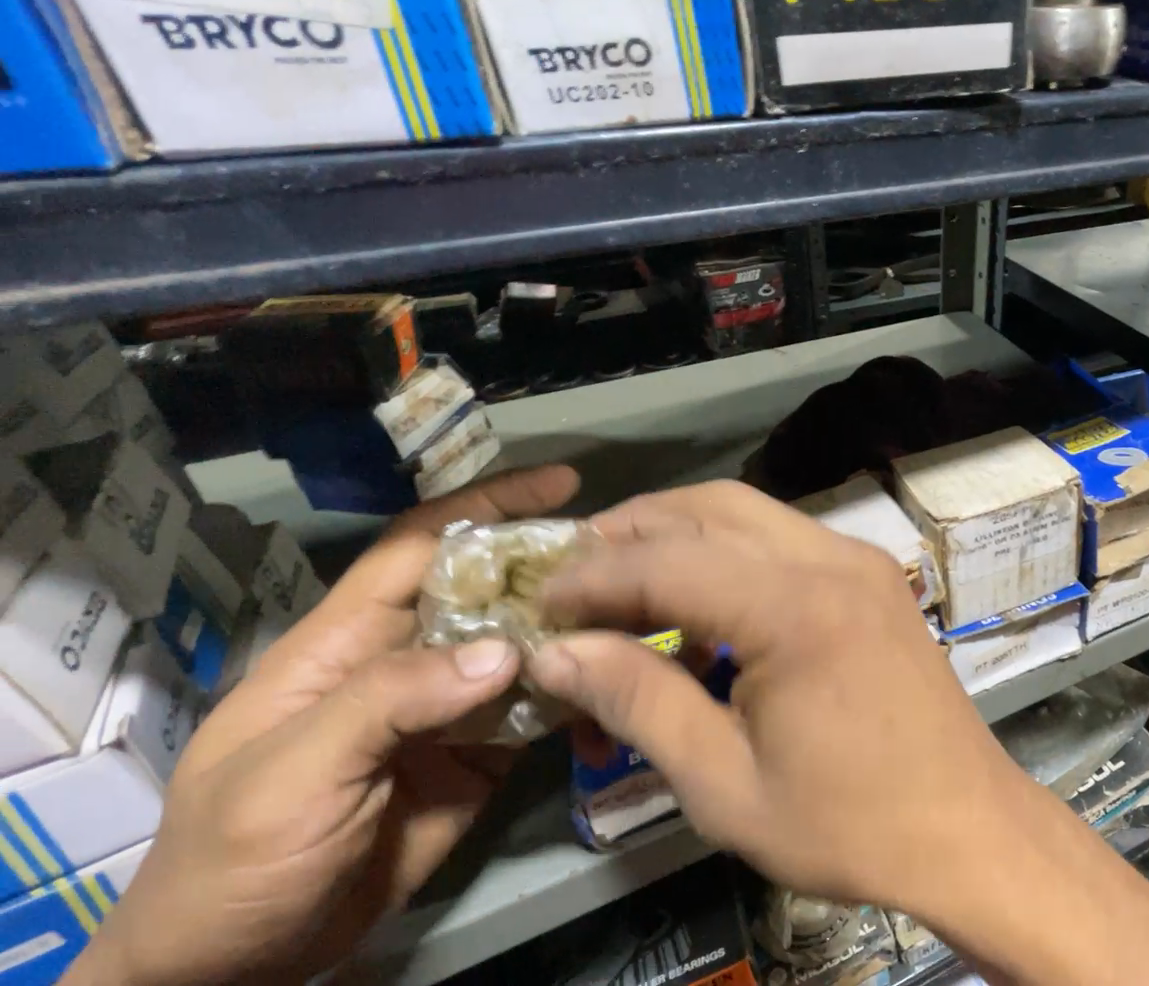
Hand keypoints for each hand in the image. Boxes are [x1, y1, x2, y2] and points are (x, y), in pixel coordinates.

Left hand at [64, 466, 579, 985]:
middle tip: (628, 561)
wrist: (238, 965)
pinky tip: (612, 701)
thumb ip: (388, 701)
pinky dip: (578, 701)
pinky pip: (541, 711)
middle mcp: (410, 659)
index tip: (563, 483)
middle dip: (555, 568)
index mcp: (349, 642)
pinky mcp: (484, 754)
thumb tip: (505, 651)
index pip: (424, 548)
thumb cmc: (234, 859)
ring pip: (528, 649)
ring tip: (641, 624)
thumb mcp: (290, 775)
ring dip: (579, 635)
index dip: (489, 505)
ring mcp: (451, 708)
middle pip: (493, 591)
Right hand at [531, 481, 1148, 985]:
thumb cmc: (846, 822)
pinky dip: (731, 556)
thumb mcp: (723, 783)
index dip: (591, 577)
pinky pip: (787, 541)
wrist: (967, 827)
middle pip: (711, 506)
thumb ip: (639, 702)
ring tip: (622, 586)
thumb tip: (556, 652)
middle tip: (572, 575)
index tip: (537, 606)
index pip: (666, 561)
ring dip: (681, 535)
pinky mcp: (875, 579)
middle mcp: (832, 559)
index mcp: (795, 607)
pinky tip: (701, 612)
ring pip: (751, 513)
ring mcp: (861, 561)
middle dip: (632, 530)